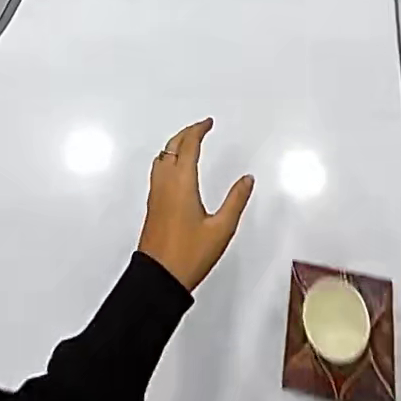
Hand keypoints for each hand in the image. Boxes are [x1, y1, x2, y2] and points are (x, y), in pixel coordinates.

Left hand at [136, 118, 254, 290]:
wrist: (158, 278)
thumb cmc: (188, 255)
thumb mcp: (221, 229)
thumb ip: (236, 200)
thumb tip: (247, 179)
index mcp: (181, 182)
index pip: (189, 145)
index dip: (198, 130)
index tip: (208, 123)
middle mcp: (165, 182)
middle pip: (173, 146)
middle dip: (187, 132)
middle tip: (200, 127)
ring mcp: (156, 192)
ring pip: (162, 155)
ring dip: (175, 143)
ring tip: (188, 141)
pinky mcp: (153, 203)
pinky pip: (158, 168)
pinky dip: (168, 157)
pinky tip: (175, 166)